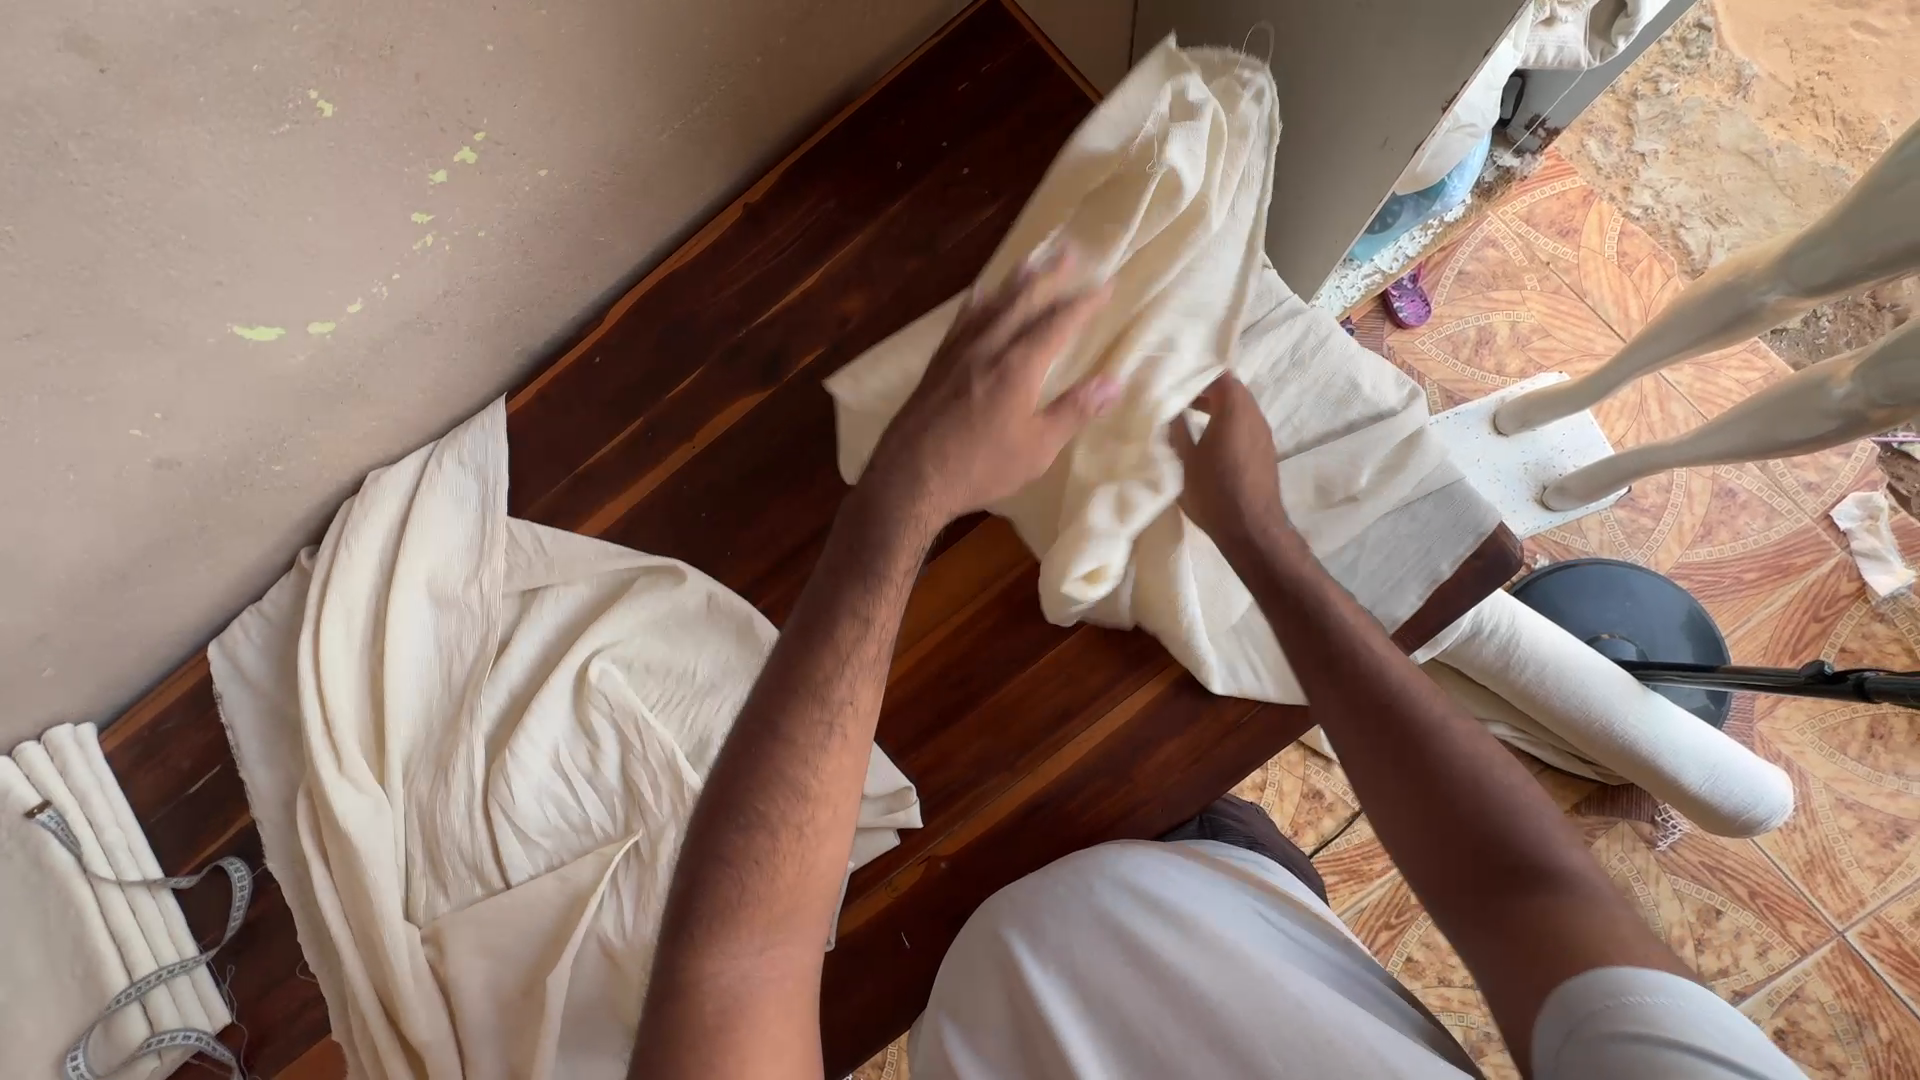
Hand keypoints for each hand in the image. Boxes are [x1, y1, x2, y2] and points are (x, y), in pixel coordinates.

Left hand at [862, 244, 1118, 528]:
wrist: (909, 478)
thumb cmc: (979, 468)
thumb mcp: (1036, 449)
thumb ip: (1074, 411)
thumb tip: (1115, 381)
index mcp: (1018, 367)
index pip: (1058, 324)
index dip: (1084, 304)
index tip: (1106, 284)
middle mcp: (988, 348)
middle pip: (1023, 302)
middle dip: (1050, 276)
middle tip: (1071, 250)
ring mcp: (958, 354)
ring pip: (990, 305)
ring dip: (1015, 281)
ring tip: (1032, 260)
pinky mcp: (937, 365)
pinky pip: (962, 321)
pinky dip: (977, 303)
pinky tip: (979, 295)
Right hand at [1170, 373, 1292, 555]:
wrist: (1251, 529)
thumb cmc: (1213, 492)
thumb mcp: (1182, 460)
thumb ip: (1175, 428)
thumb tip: (1165, 407)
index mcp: (1234, 410)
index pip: (1218, 375)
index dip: (1195, 374)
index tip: (1171, 380)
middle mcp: (1254, 415)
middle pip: (1230, 389)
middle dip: (1203, 389)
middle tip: (1175, 396)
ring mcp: (1263, 433)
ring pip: (1238, 407)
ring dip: (1215, 407)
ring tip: (1187, 417)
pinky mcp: (1264, 450)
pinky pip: (1244, 424)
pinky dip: (1226, 422)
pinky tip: (1207, 440)